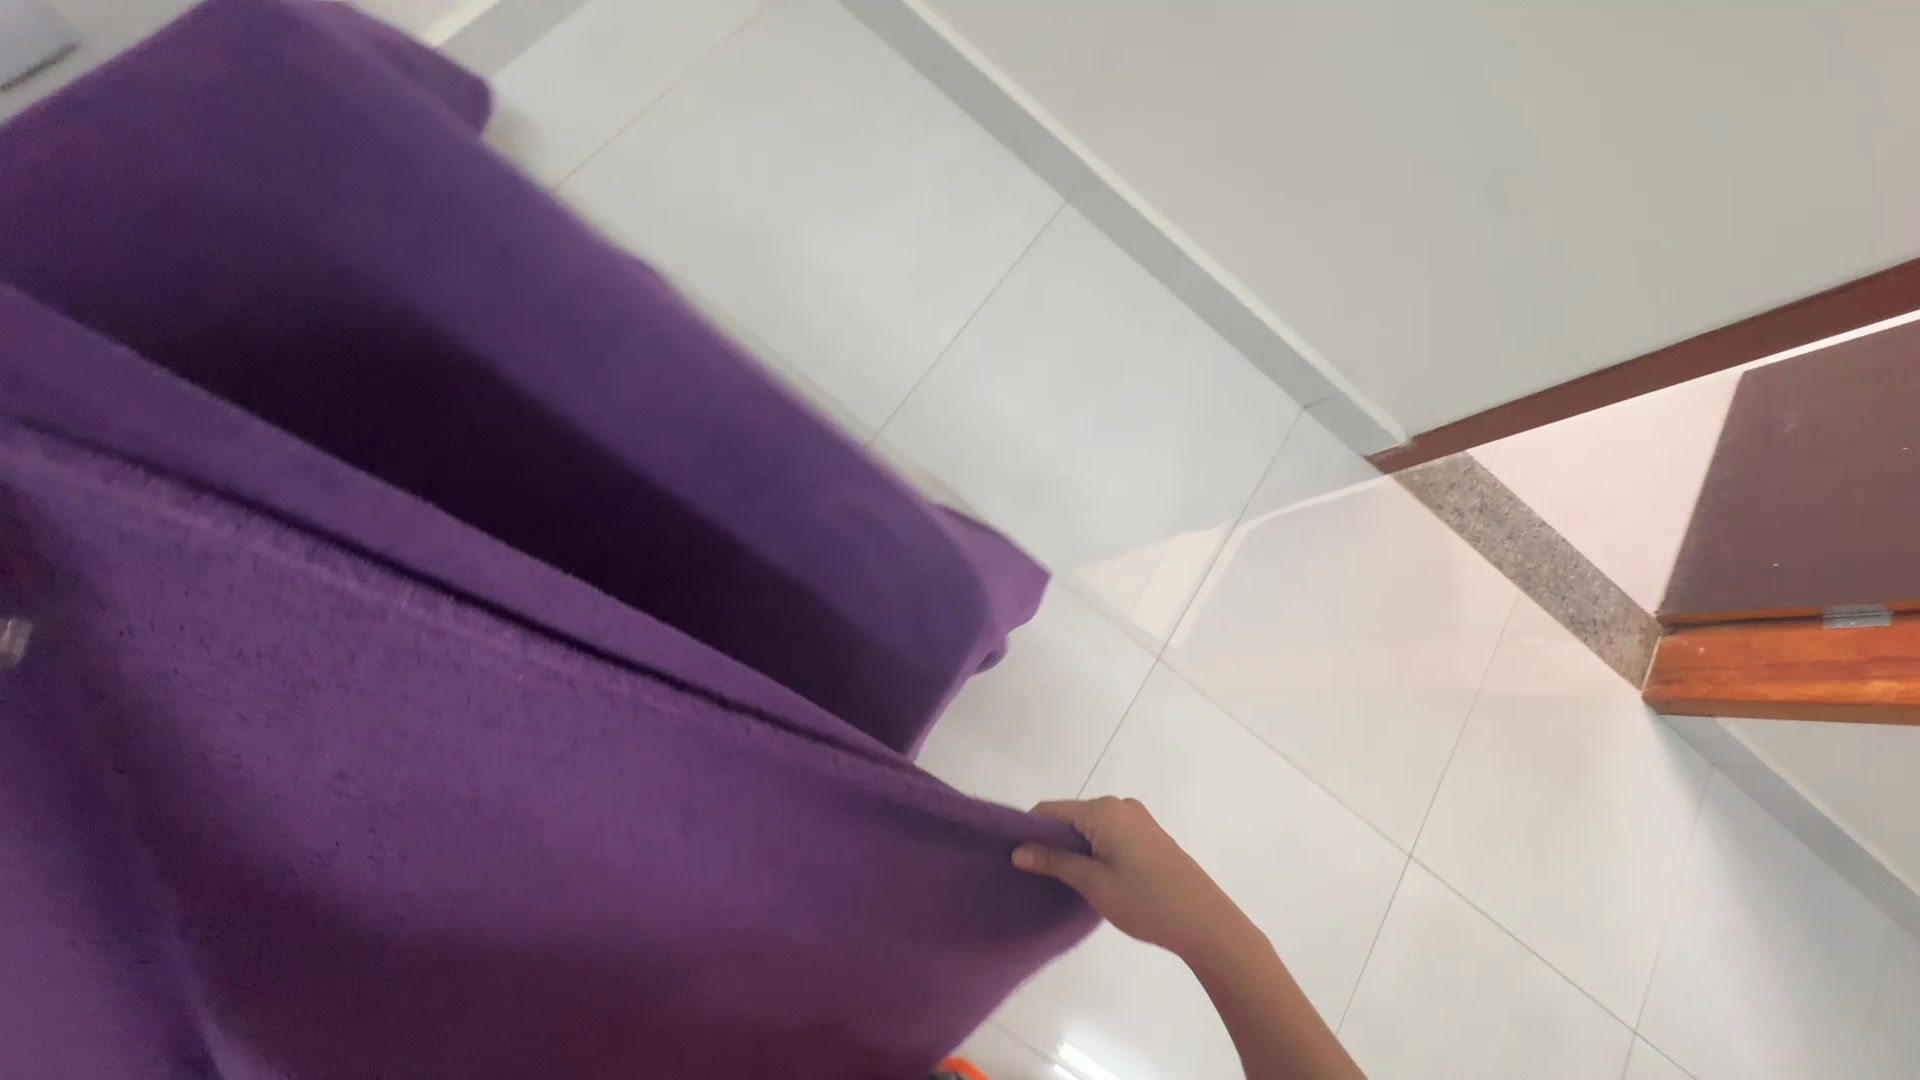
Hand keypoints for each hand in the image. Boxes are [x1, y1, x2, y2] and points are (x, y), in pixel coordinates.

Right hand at [1012, 797, 1257, 961]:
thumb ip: (1054, 861)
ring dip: (1074, 848)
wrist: (1206, 923)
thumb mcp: (1093, 883)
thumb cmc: (1145, 901)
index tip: (1016, 859)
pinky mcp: (1149, 835)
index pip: (1050, 809)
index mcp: (1103, 810)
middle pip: (1070, 816)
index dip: (1029, 831)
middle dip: (1051, 841)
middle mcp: (1119, 805)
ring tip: (1064, 882)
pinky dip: (1095, 850)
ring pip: (1090, 827)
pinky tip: (1094, 878)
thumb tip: (1018, 850)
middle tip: (1038, 876)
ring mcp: (1138, 819)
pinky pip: (1109, 833)